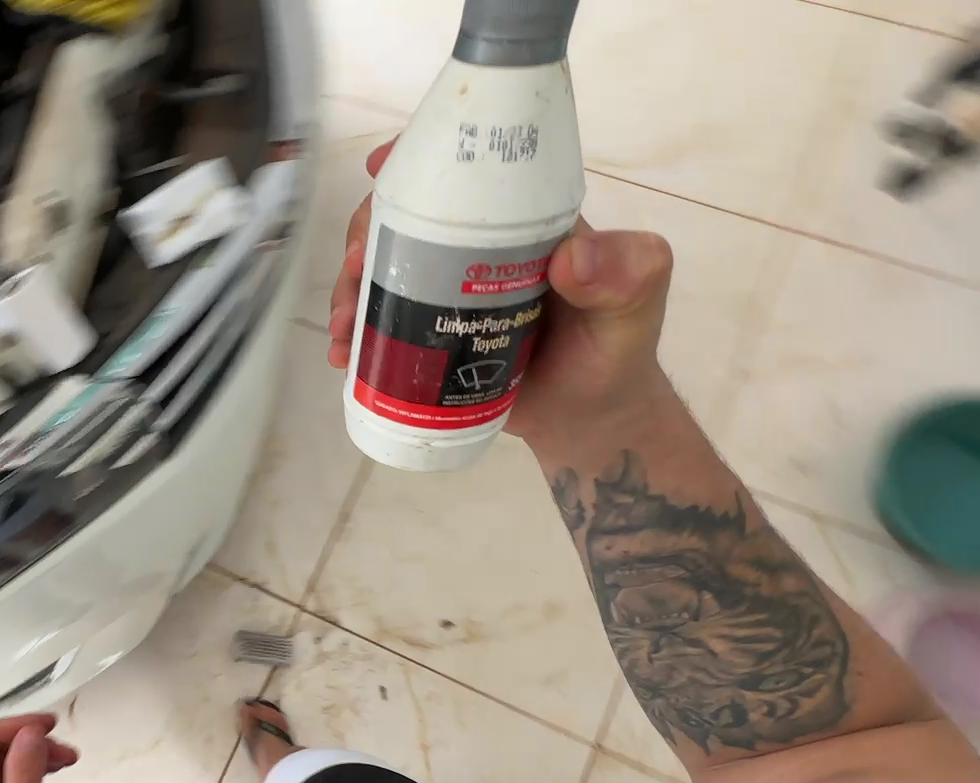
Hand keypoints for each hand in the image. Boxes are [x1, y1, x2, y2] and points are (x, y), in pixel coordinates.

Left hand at [0, 714, 79, 782]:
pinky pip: (7, 775)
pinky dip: (30, 769)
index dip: (19, 725)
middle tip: (67, 751)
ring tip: (67, 761)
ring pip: (4, 759)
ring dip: (35, 754)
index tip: (52, 726)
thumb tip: (31, 731)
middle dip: (32, 741)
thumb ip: (25, 771)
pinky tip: (52, 771)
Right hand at [325, 140, 678, 443]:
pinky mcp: (427, 341)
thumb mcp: (636, 307)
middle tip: (352, 272)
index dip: (415, 166)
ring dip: (349, 294)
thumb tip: (567, 259)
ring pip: (383, 279)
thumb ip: (627, 275)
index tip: (377, 169)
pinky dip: (355, 337)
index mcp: (518, 228)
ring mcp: (443, 300)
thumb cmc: (613, 355)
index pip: (464, 181)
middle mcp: (472, 256)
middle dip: (364, 240)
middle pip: (404, 228)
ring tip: (343, 330)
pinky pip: (382, 329)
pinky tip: (343, 356)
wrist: (584, 420)